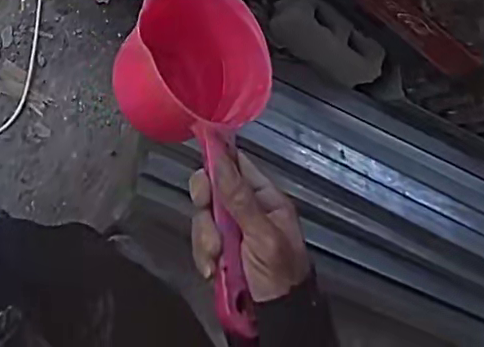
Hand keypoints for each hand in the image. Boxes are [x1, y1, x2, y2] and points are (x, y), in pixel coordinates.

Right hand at [190, 148, 311, 302]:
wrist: (278, 324)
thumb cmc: (282, 278)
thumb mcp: (264, 235)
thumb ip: (240, 198)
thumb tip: (220, 158)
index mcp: (264, 198)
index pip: (237, 164)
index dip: (218, 158)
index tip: (202, 159)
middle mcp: (245, 209)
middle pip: (213, 187)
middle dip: (206, 204)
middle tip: (207, 214)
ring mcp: (231, 230)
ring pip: (203, 215)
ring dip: (206, 237)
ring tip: (217, 257)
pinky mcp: (219, 251)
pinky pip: (200, 241)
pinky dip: (203, 256)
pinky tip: (214, 269)